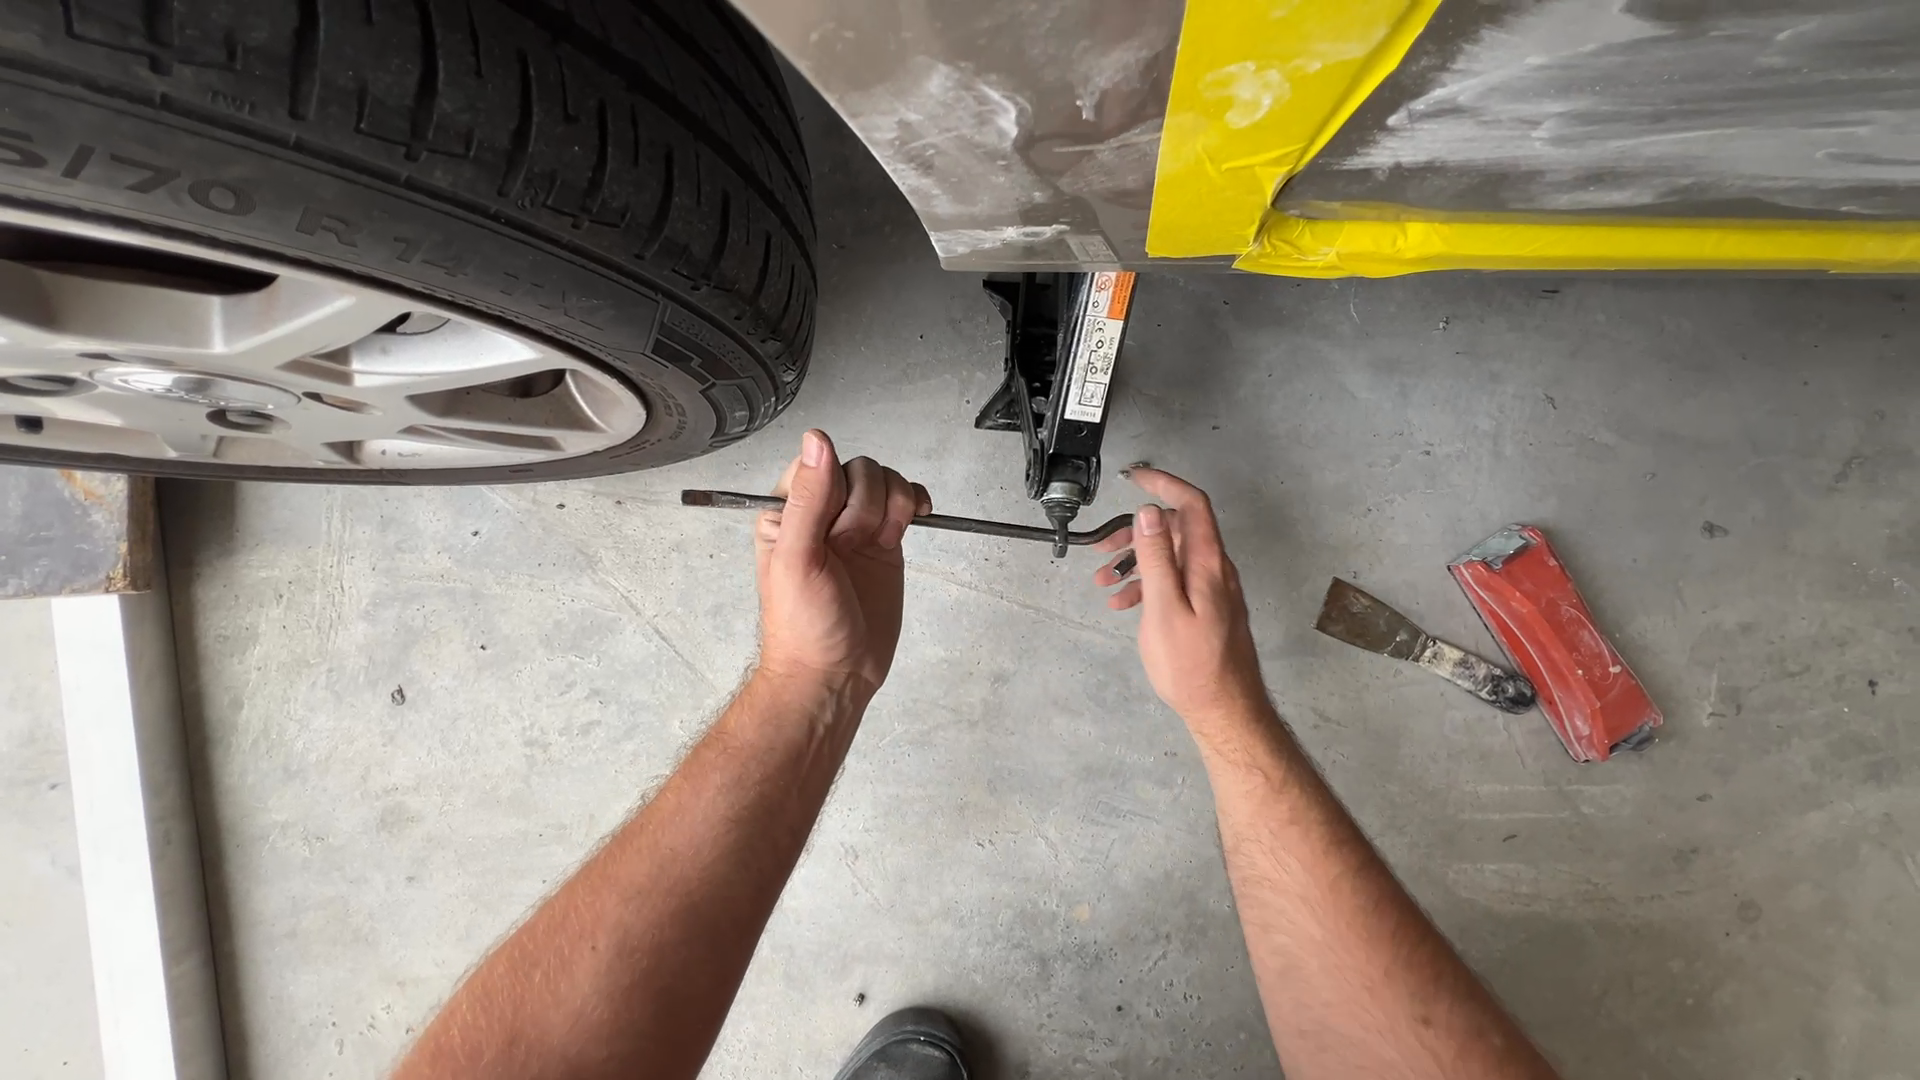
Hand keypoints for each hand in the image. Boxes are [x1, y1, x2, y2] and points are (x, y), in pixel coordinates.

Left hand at [754, 430, 929, 700]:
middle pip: (859, 469)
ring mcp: (857, 527)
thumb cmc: (804, 623)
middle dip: (865, 506)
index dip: (837, 489)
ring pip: (885, 481)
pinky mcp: (886, 542)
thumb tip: (817, 436)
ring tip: (880, 545)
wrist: (836, 673)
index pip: (819, 463)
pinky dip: (914, 502)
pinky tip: (916, 518)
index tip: (835, 531)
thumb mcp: (798, 558)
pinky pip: (905, 501)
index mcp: (788, 511)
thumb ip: (809, 498)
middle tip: (852, 548)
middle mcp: (823, 513)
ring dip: (892, 507)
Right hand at [1093, 466, 1268, 726]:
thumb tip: (1150, 513)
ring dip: (1135, 561)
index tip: (1134, 478)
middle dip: (1135, 532)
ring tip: (1104, 581)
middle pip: (1175, 530)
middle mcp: (1214, 569)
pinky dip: (1147, 585)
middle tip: (1101, 547)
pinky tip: (1124, 603)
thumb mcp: (1164, 609)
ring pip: (1171, 557)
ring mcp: (1212, 588)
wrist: (1224, 709)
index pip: (1192, 505)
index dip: (1163, 484)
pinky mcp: (1207, 607)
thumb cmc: (1192, 666)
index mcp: (1207, 563)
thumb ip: (1157, 558)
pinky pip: (1174, 582)